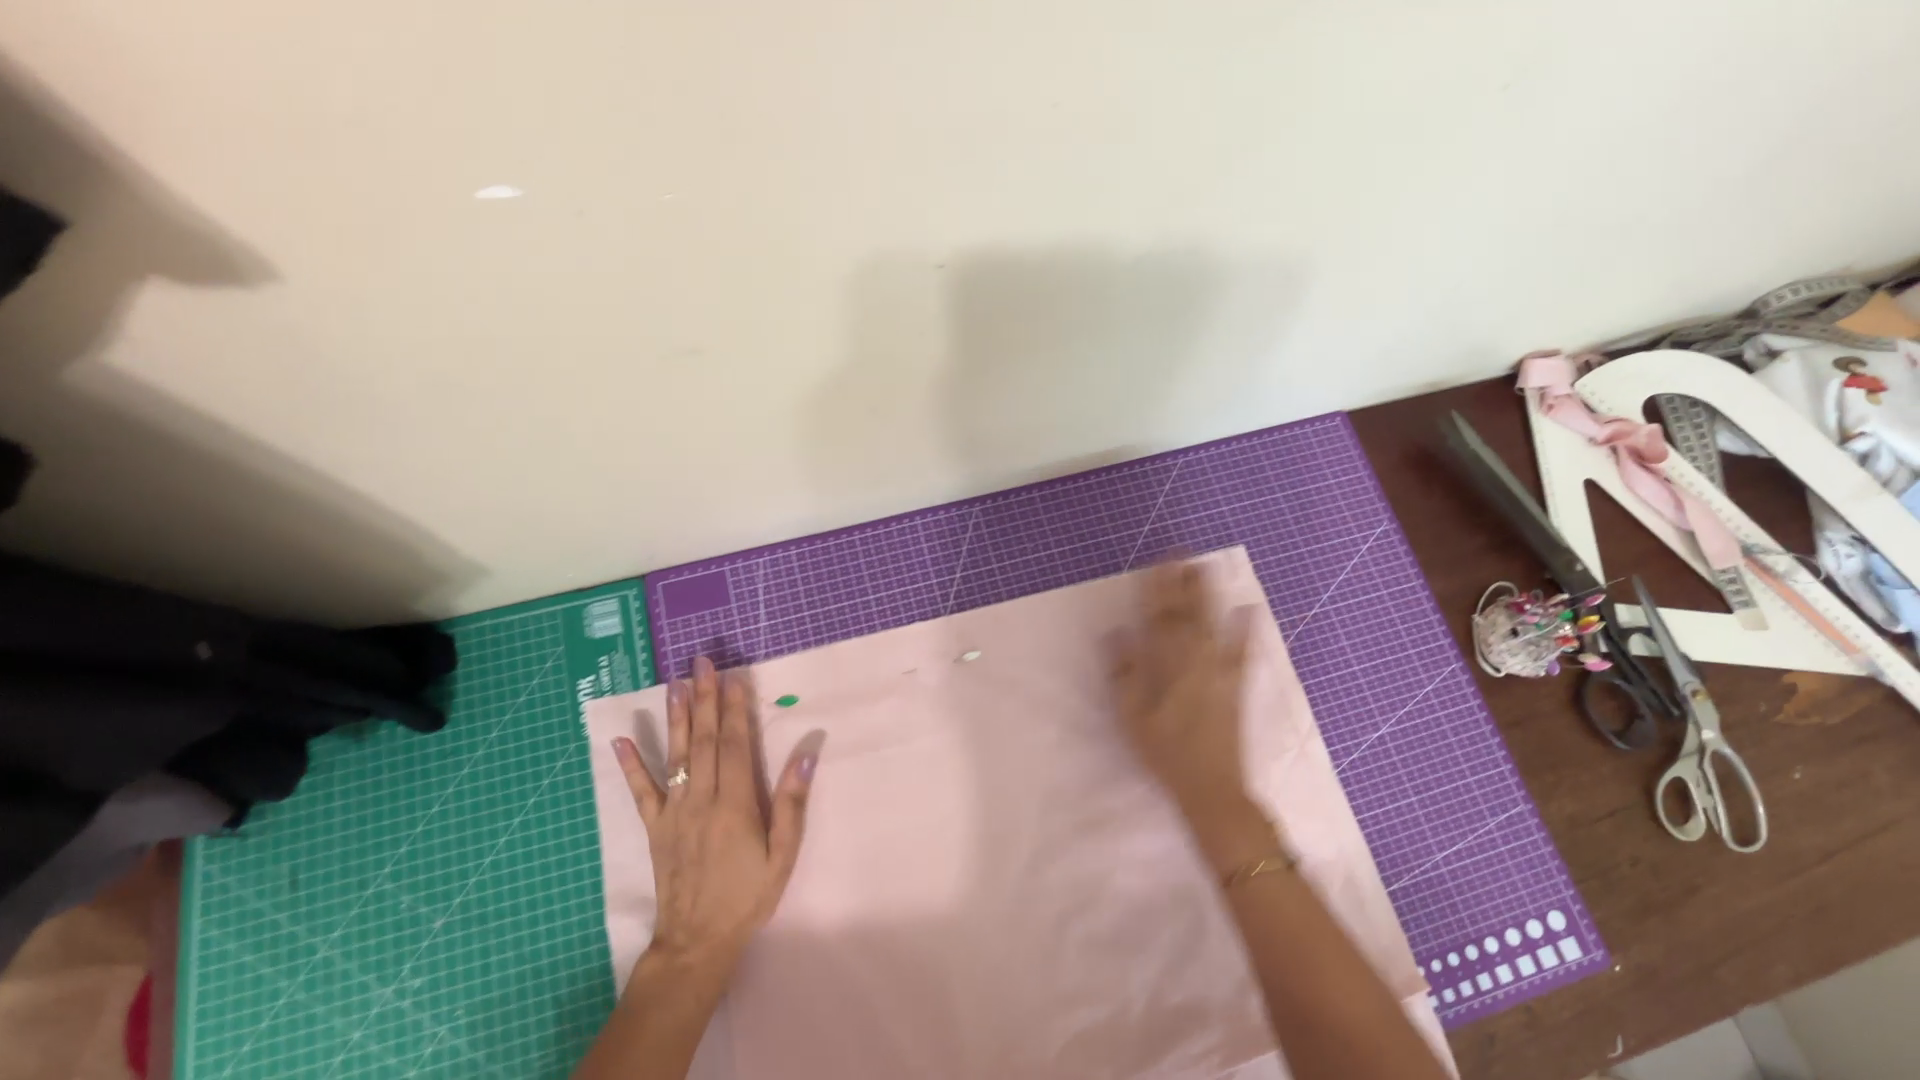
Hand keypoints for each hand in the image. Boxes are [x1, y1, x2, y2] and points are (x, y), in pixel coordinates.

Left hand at [612, 656, 818, 976]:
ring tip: (674, 683)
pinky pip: (641, 793)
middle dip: (704, 698)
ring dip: (675, 718)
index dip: (735, 708)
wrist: (698, 941)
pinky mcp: (655, 829)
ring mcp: (674, 813)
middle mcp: (702, 800)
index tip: (735, 676)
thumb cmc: (749, 897)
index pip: (735, 744)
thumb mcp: (783, 856)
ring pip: (676, 756)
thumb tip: (805, 756)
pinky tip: (620, 739)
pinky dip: (631, 766)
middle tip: (702, 662)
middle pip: (704, 740)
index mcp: (736, 805)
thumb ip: (791, 804)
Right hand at [1107, 558, 1268, 861]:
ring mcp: (1220, 671)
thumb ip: (1124, 675)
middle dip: (1182, 581)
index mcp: (1166, 667)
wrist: (1213, 788)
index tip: (1154, 562)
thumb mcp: (1132, 719)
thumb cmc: (1165, 755)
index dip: (1156, 589)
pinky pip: (1243, 650)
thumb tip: (1117, 632)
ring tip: (1205, 566)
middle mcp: (1195, 661)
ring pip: (1213, 623)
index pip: (1158, 619)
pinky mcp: (1237, 685)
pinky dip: (1246, 629)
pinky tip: (1249, 609)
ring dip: (1208, 593)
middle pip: (1187, 613)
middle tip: (1181, 551)